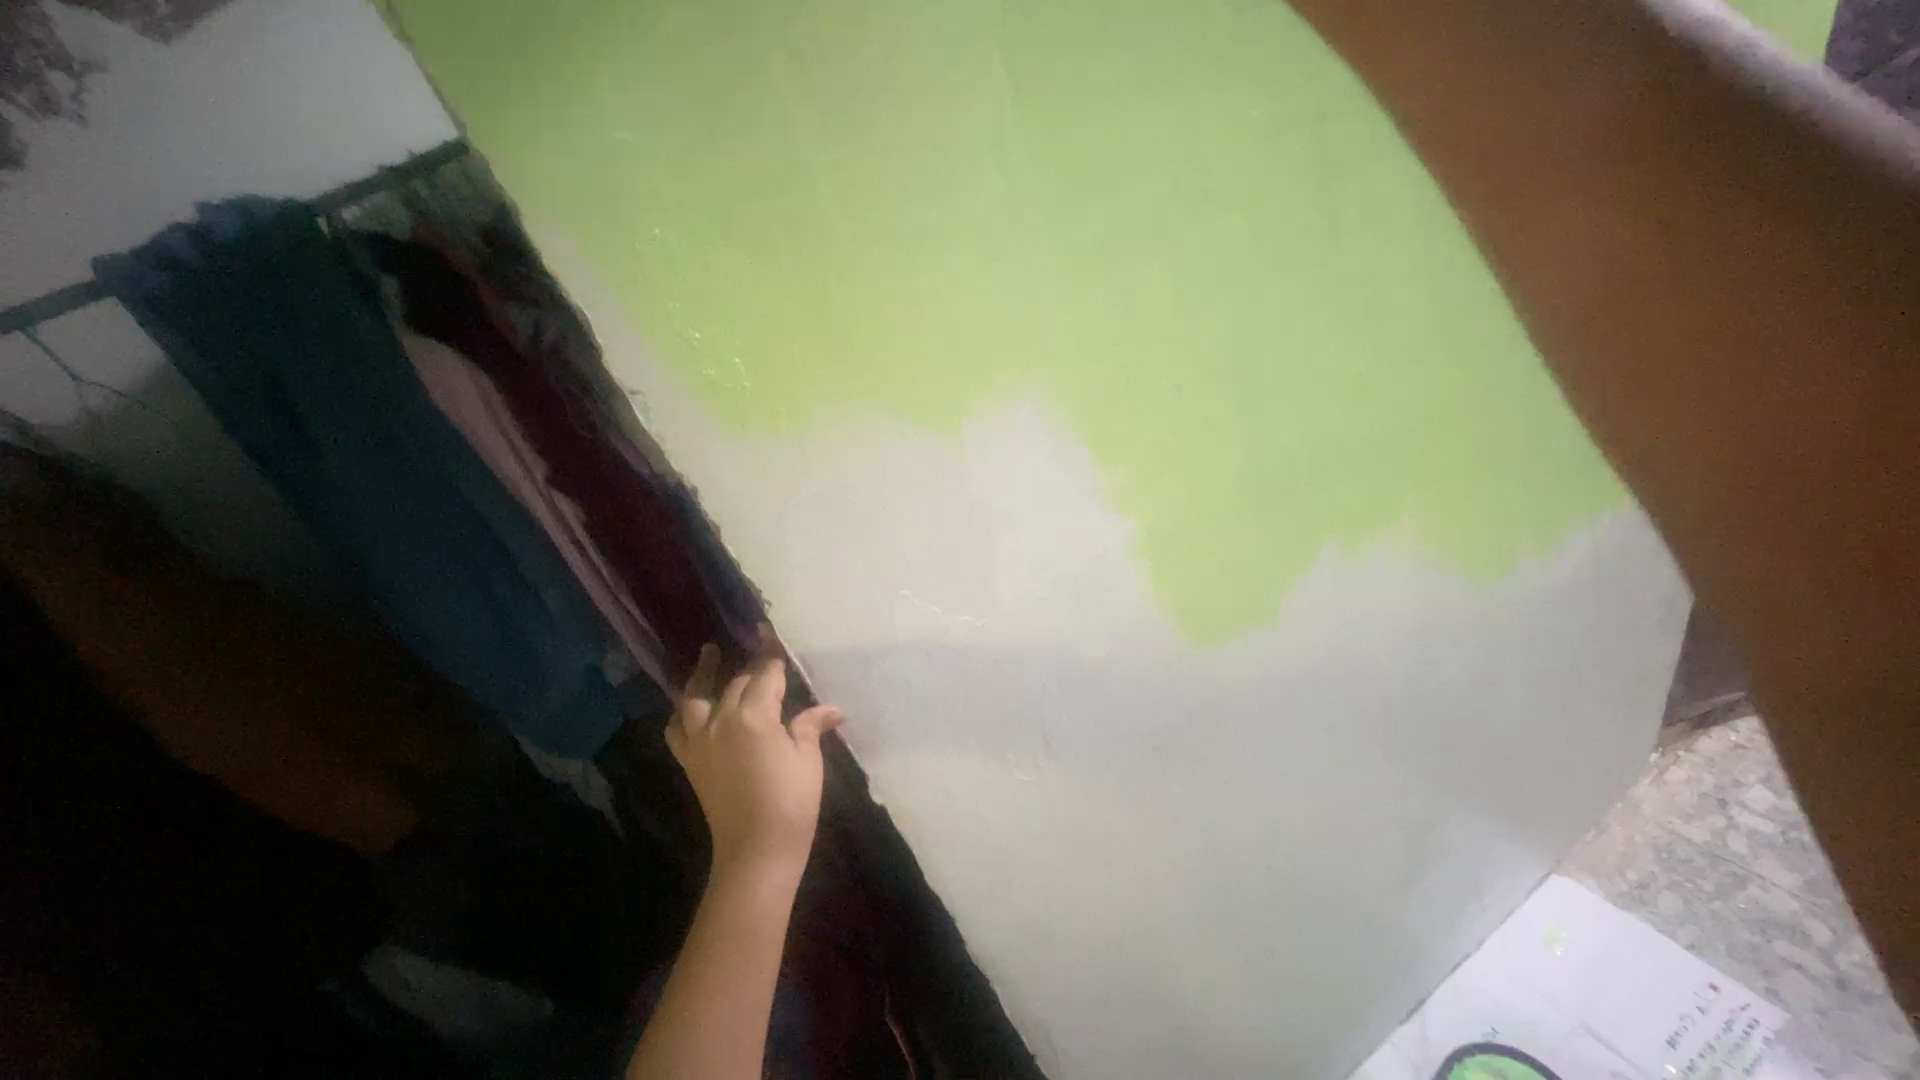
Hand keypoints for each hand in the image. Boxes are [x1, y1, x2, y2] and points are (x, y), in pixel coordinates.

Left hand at [667, 637, 843, 878]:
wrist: (756, 852)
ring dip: (703, 675)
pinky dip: (682, 713)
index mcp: (754, 716)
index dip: (771, 654)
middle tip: (759, 648)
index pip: (765, 675)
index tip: (770, 632)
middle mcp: (721, 720)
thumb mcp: (808, 761)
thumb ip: (809, 727)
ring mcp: (700, 742)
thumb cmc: (791, 804)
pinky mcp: (690, 762)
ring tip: (709, 654)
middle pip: (736, 683)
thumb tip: (830, 710)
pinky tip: (689, 707)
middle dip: (750, 666)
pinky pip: (677, 729)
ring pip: (695, 698)